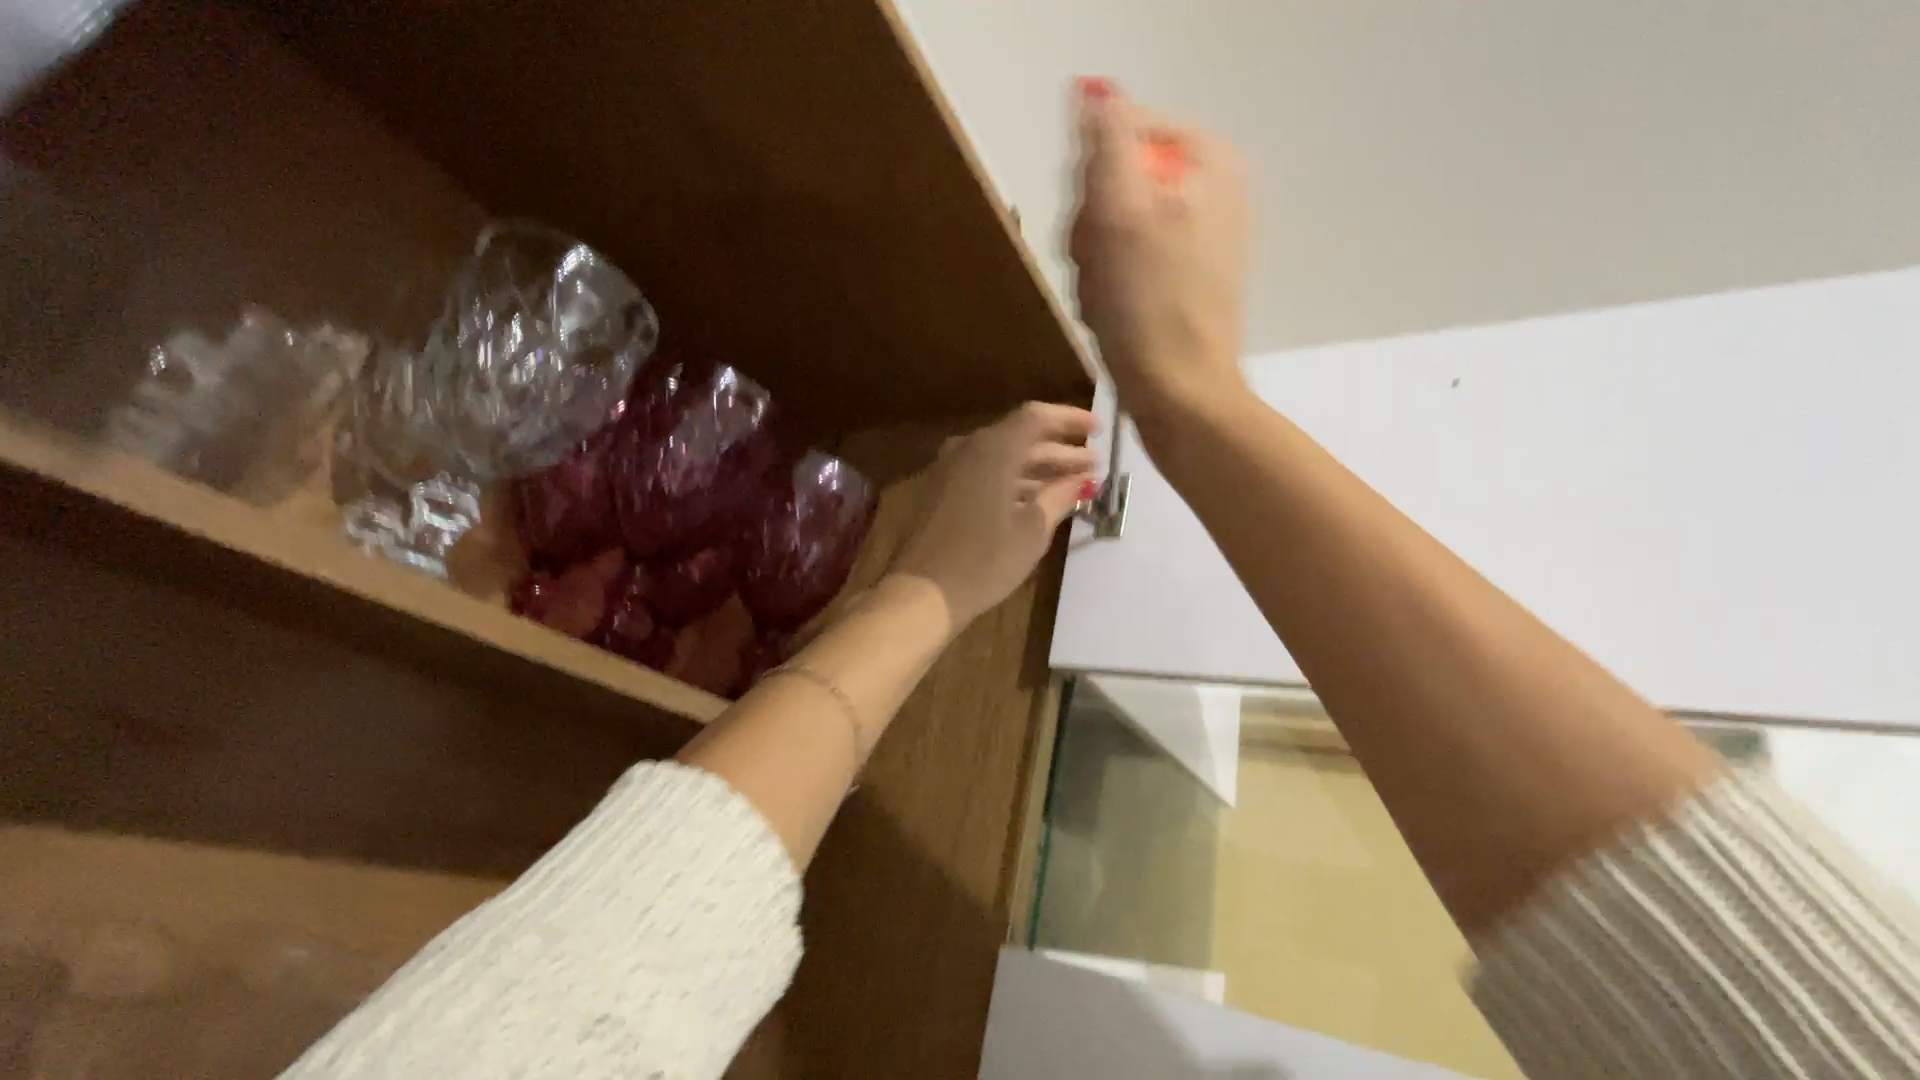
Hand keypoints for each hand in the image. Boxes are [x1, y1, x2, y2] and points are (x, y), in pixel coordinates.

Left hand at [890, 402, 1099, 628]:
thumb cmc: (984, 560)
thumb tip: (1081, 480)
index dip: (1070, 420)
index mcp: (992, 449)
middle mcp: (968, 449)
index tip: (1098, 431)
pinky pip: (985, 474)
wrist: (922, 593)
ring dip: (1038, 469)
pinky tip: (1037, 500)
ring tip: (1074, 485)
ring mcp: (950, 470)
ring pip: (1002, 458)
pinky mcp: (942, 492)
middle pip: (1020, 438)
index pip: (1036, 417)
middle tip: (1093, 466)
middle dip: (1059, 451)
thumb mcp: (1032, 531)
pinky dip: (1013, 482)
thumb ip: (1060, 497)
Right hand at [1069, 79, 1253, 429]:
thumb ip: (1105, 137)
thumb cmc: (1147, 303)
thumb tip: (1095, 94)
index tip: (1093, 221)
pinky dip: (1107, 282)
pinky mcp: (1183, 277)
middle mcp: (1212, 189)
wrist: (1178, 392)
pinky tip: (1110, 309)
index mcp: (1210, 160)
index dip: (1090, 176)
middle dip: (1091, 223)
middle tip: (1096, 263)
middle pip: (1115, 178)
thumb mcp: (1119, 207)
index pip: (1120, 128)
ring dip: (1093, 258)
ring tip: (1103, 295)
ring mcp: (1198, 235)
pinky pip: (1125, 258)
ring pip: (1112, 222)